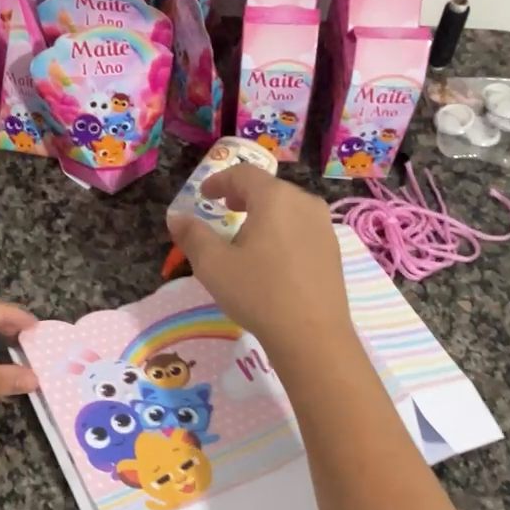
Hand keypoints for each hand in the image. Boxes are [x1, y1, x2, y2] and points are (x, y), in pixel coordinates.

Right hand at [166, 165, 352, 360]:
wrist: (312, 336)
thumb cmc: (258, 294)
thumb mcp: (214, 266)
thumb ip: (193, 236)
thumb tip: (176, 217)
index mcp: (275, 198)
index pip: (244, 174)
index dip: (220, 180)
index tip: (205, 194)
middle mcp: (304, 203)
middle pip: (269, 190)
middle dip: (244, 197)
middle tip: (226, 210)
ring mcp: (323, 227)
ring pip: (288, 210)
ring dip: (265, 216)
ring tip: (248, 238)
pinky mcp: (333, 252)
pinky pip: (301, 231)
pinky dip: (282, 234)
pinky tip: (273, 261)